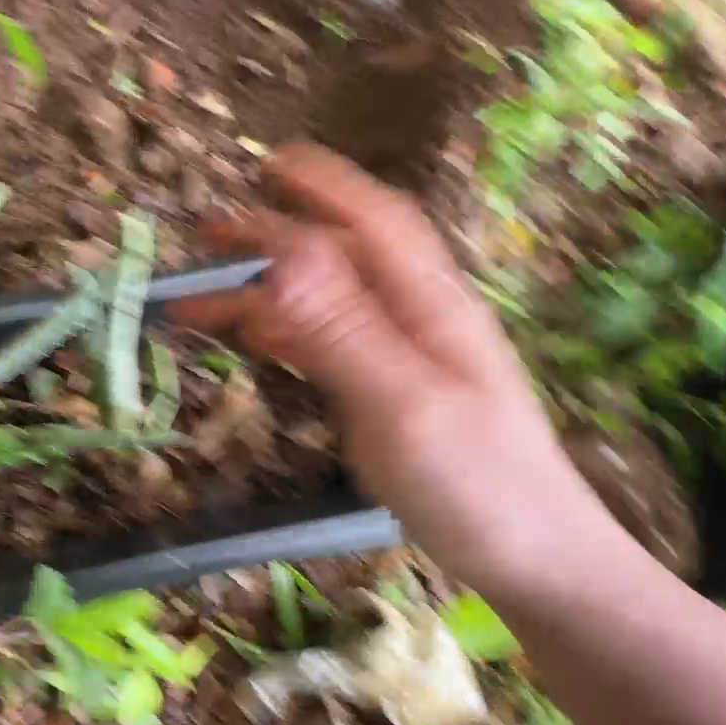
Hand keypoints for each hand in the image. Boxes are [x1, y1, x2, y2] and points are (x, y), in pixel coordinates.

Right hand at [169, 145, 615, 590]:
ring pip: (318, 304)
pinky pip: (318, 344)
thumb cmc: (476, 481)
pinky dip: (274, 332)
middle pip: (336, 259)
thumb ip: (340, 330)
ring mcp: (396, 356)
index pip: (374, 225)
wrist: (532, 561)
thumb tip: (278, 261)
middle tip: (204, 233)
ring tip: (194, 296)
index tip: (266, 163)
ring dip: (258, 291)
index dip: (323, 187)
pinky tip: (244, 337)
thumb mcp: (402, 401)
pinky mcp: (379, 391)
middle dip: (272, 236)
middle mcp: (411, 319)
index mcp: (428, 308)